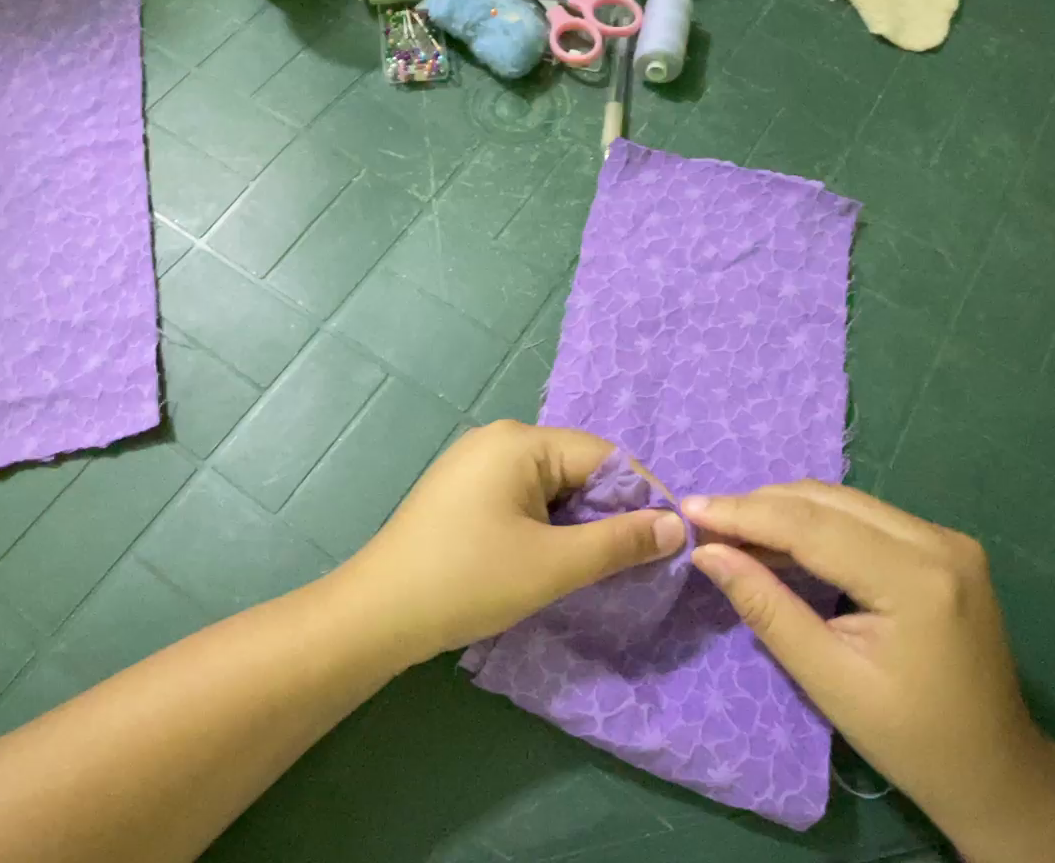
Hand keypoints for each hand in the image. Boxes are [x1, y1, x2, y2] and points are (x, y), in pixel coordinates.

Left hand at [340, 421, 685, 663]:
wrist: (378, 614)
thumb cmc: (469, 580)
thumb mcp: (553, 564)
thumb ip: (619, 542)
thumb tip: (677, 525)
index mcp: (520, 442)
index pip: (603, 456)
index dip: (642, 495)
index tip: (671, 540)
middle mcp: (498, 441)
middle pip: (576, 467)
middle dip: (610, 510)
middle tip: (639, 558)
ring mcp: (475, 464)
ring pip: (550, 485)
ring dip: (579, 521)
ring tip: (602, 563)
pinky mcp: (462, 492)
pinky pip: (523, 497)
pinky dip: (548, 524)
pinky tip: (555, 557)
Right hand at [683, 481, 1054, 830]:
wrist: (996, 769)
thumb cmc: (909, 737)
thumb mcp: (827, 677)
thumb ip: (766, 607)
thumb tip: (707, 553)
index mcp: (916, 578)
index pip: (811, 524)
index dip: (744, 513)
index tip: (688, 508)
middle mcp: (938, 541)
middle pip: (827, 501)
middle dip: (758, 507)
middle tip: (703, 525)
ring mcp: (946, 540)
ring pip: (843, 501)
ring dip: (783, 511)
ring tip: (731, 532)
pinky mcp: (942, 546)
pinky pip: (862, 516)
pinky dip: (814, 523)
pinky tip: (779, 542)